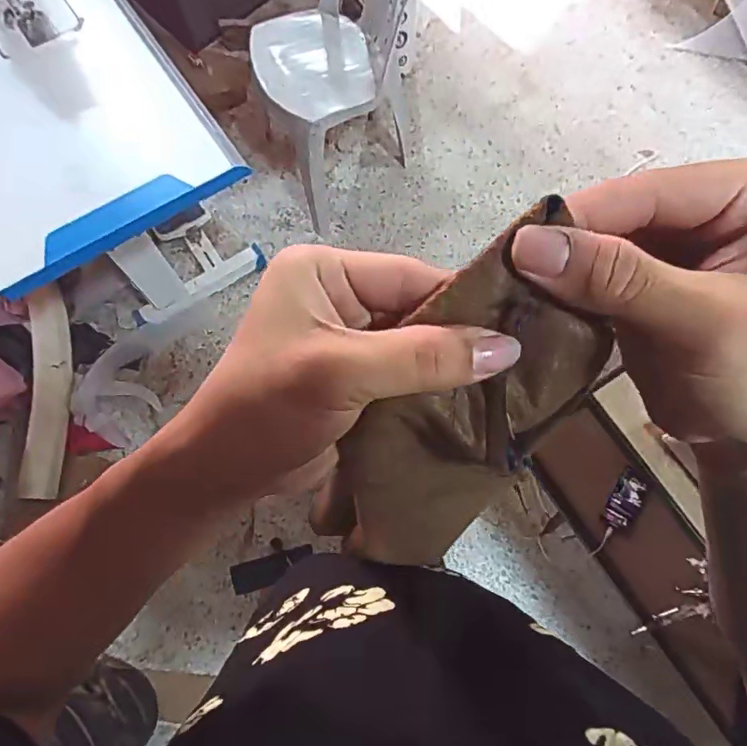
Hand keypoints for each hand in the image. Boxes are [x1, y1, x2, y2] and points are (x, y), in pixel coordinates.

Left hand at [150, 246, 520, 506]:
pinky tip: (472, 409)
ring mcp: (344, 344)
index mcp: (322, 273)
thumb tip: (507, 347)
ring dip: (449, 372)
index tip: (523, 327)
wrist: (223, 472)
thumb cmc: (267, 409)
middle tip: (523, 364)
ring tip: (509, 389)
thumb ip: (422, 356)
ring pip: (414, 350)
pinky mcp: (351, 384)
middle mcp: (335, 300)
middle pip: (415, 312)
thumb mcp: (342, 372)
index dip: (463, 302)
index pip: (409, 276)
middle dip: (459, 341)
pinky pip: (403, 380)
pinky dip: (431, 395)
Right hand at [509, 152, 746, 453]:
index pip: (655, 192)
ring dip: (558, 270)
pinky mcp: (649, 281)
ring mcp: (683, 244)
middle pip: (623, 213)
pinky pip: (595, 276)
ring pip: (601, 243)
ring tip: (508, 289)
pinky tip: (532, 304)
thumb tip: (530, 245)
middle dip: (566, 246)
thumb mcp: (703, 323)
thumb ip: (619, 279)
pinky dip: (565, 292)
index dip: (583, 219)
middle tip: (503, 273)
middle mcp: (723, 203)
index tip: (515, 248)